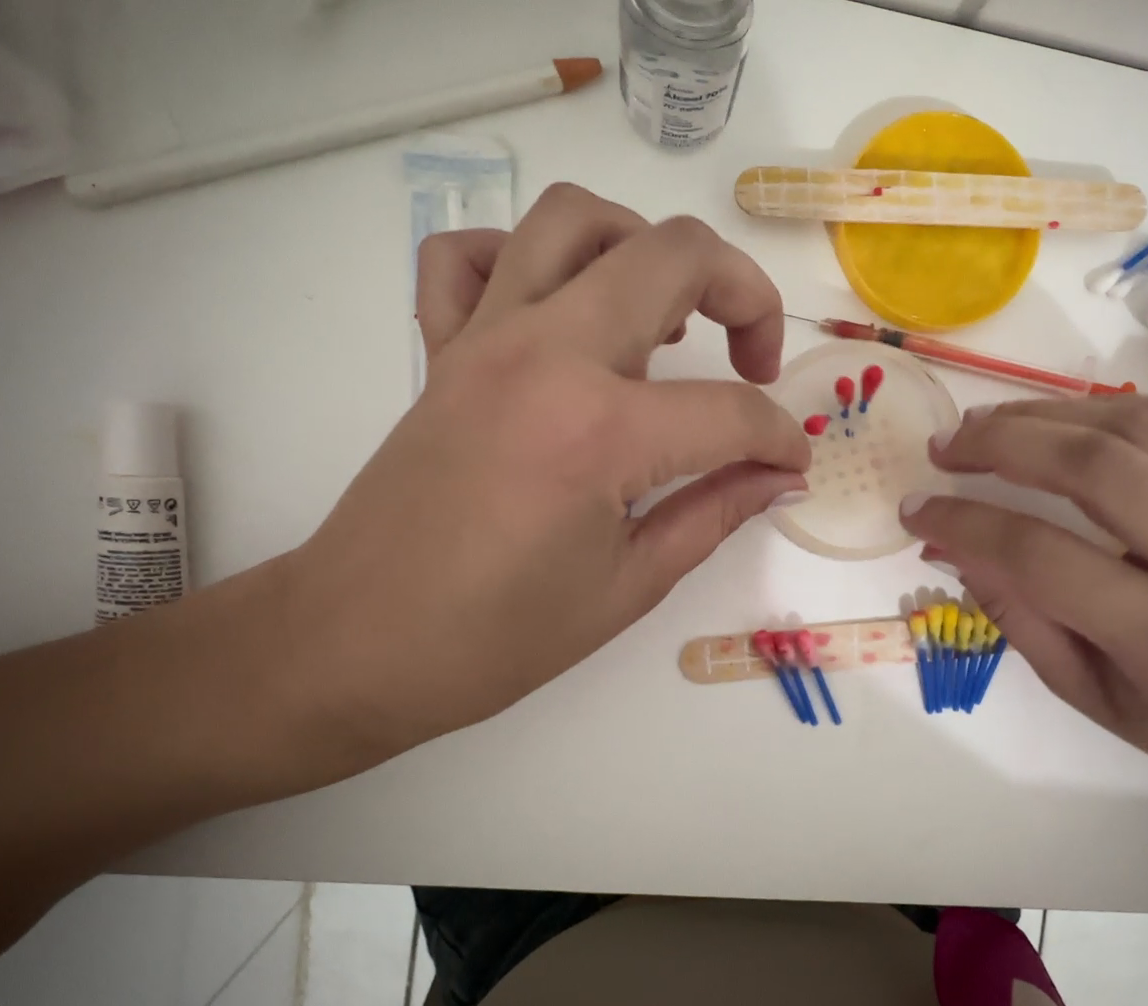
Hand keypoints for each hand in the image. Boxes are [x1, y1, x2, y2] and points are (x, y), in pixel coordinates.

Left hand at [276, 184, 809, 776]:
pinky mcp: (440, 349)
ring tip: (665, 317)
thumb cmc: (496, 638)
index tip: (790, 462)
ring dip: (641, 246)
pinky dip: (519, 256)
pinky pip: (467, 256)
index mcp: (599, 431)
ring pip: (574, 219)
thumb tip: (780, 476)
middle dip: (744, 294)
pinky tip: (556, 309)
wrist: (356, 644)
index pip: (730, 411)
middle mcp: (545, 355)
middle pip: (672, 256)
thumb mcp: (629, 587)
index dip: (779, 437)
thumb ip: (715, 514)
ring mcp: (483, 338)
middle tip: (754, 362)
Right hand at [900, 395, 1147, 802]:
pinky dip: (1103, 407)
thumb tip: (956, 548)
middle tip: (946, 446)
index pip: (1044, 557)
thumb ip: (1020, 619)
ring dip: (1047, 414)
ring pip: (1138, 427)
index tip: (915, 510)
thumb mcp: (1090, 696)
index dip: (966, 524)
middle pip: (1099, 467)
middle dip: (1005, 443)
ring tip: (987, 425)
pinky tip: (1058, 420)